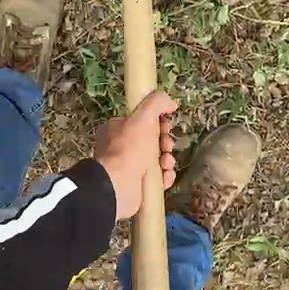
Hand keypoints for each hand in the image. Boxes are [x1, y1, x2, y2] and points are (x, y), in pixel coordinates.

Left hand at [93, 90, 177, 220]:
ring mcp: (129, 168)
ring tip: (166, 163)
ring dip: (167, 159)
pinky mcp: (137, 186)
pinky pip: (157, 178)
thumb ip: (156, 103)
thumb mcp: (142, 118)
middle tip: (167, 145)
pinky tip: (165, 177)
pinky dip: (165, 177)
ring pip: (156, 159)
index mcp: (117, 129)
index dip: (157, 122)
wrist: (118, 187)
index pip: (141, 121)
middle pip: (151, 140)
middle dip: (164, 142)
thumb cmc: (128, 149)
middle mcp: (121, 148)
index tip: (165, 125)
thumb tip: (171, 102)